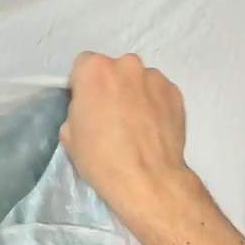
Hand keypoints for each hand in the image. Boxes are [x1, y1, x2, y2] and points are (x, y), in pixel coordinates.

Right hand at [61, 53, 201, 229]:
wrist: (148, 180)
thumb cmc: (101, 158)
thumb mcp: (69, 134)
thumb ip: (78, 108)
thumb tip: (90, 107)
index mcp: (95, 70)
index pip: (83, 65)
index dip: (83, 85)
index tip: (87, 105)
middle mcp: (127, 64)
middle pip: (113, 69)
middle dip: (111, 87)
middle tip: (110, 116)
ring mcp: (155, 77)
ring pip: (138, 80)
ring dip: (134, 94)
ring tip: (135, 125)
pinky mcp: (176, 93)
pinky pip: (158, 93)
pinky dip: (154, 104)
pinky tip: (151, 128)